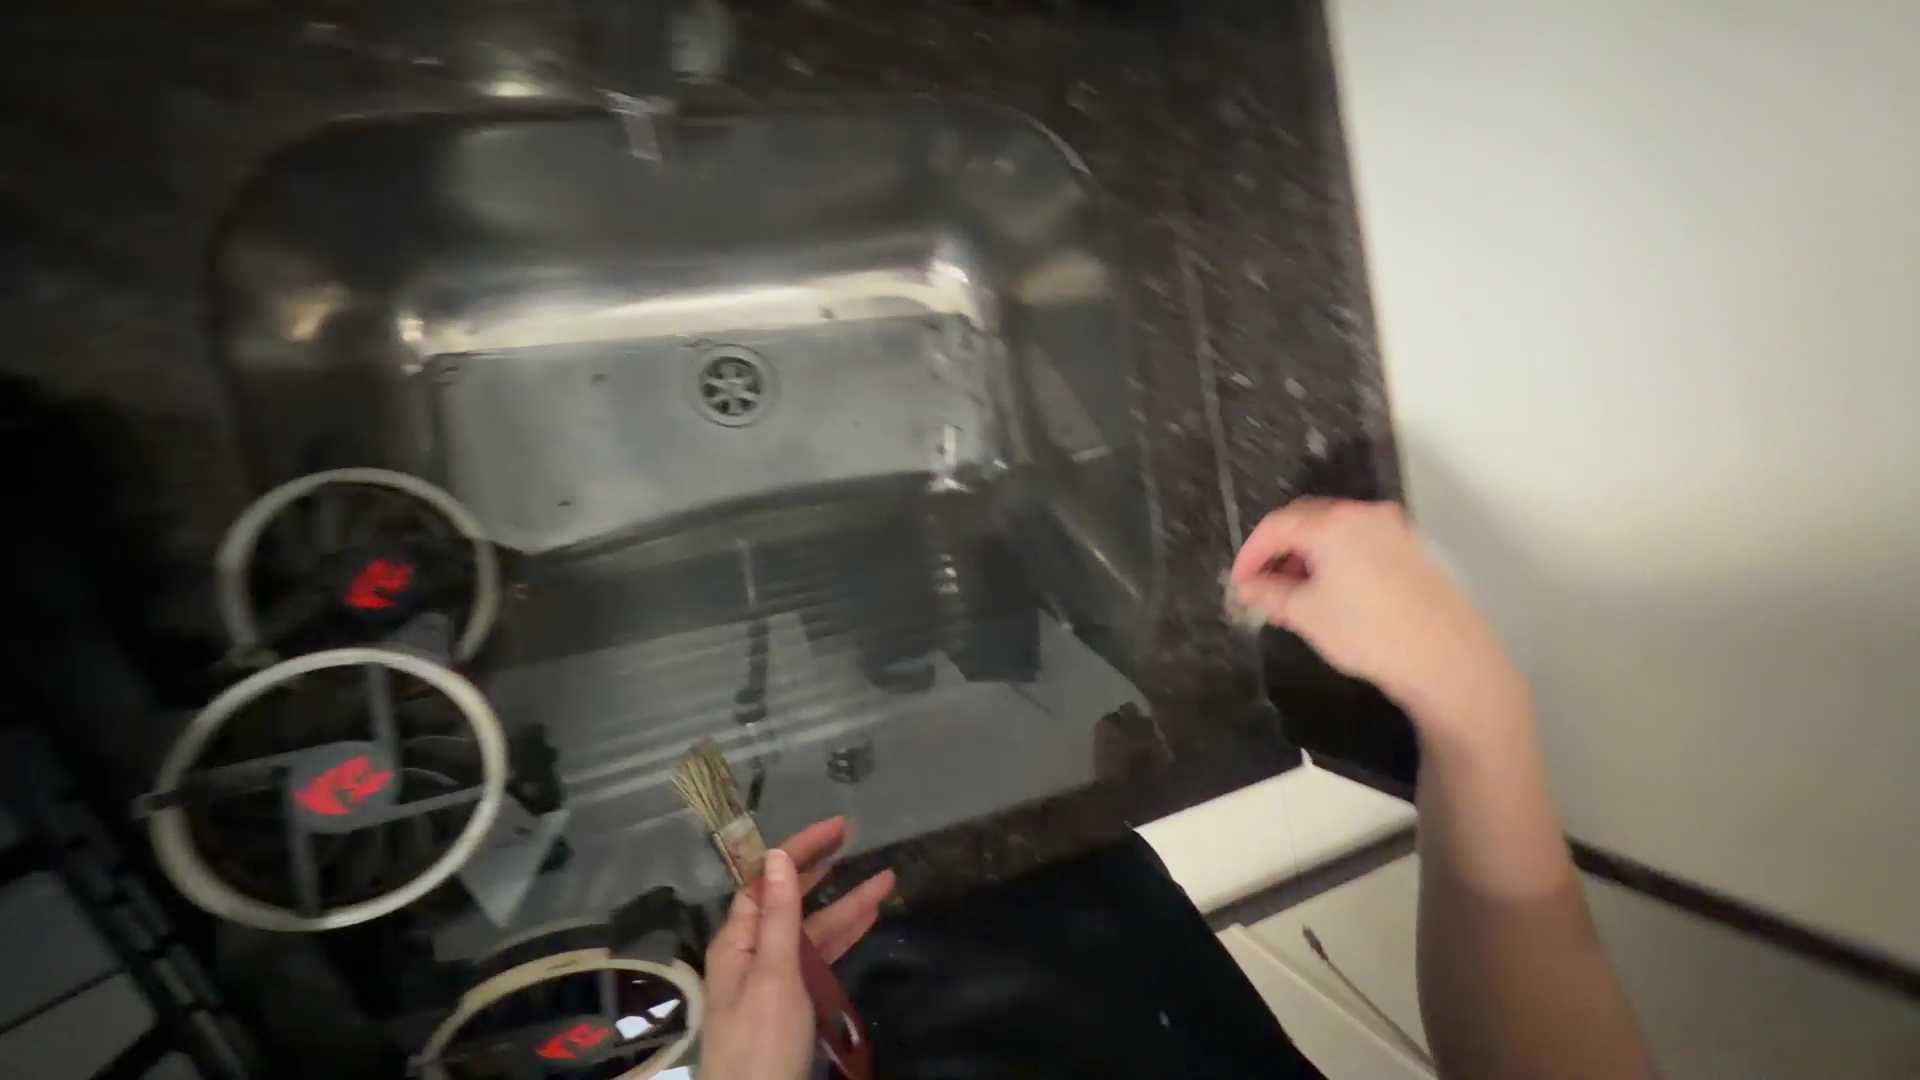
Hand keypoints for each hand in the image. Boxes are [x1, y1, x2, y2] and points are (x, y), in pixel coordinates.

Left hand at [699, 818, 894, 1079]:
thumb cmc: (761, 1043)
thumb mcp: (774, 975)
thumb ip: (779, 915)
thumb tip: (777, 856)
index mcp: (738, 940)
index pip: (767, 878)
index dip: (800, 849)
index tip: (836, 828)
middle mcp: (753, 951)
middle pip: (790, 898)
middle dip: (824, 868)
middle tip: (855, 837)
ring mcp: (773, 977)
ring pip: (813, 928)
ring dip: (846, 904)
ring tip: (886, 879)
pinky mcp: (792, 1000)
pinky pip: (819, 956)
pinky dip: (843, 936)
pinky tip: (869, 919)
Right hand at [1228, 498, 1526, 733]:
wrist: (1447, 660)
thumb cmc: (1367, 632)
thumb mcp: (1305, 614)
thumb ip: (1268, 594)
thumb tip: (1246, 587)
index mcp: (1333, 523)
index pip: (1276, 526)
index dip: (1250, 554)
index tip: (1238, 582)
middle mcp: (1364, 515)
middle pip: (1305, 521)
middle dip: (1278, 551)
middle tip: (1262, 585)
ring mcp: (1392, 530)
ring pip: (1333, 533)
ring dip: (1306, 556)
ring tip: (1293, 594)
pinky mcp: (1410, 550)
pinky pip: (1358, 543)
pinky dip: (1334, 560)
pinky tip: (1328, 593)